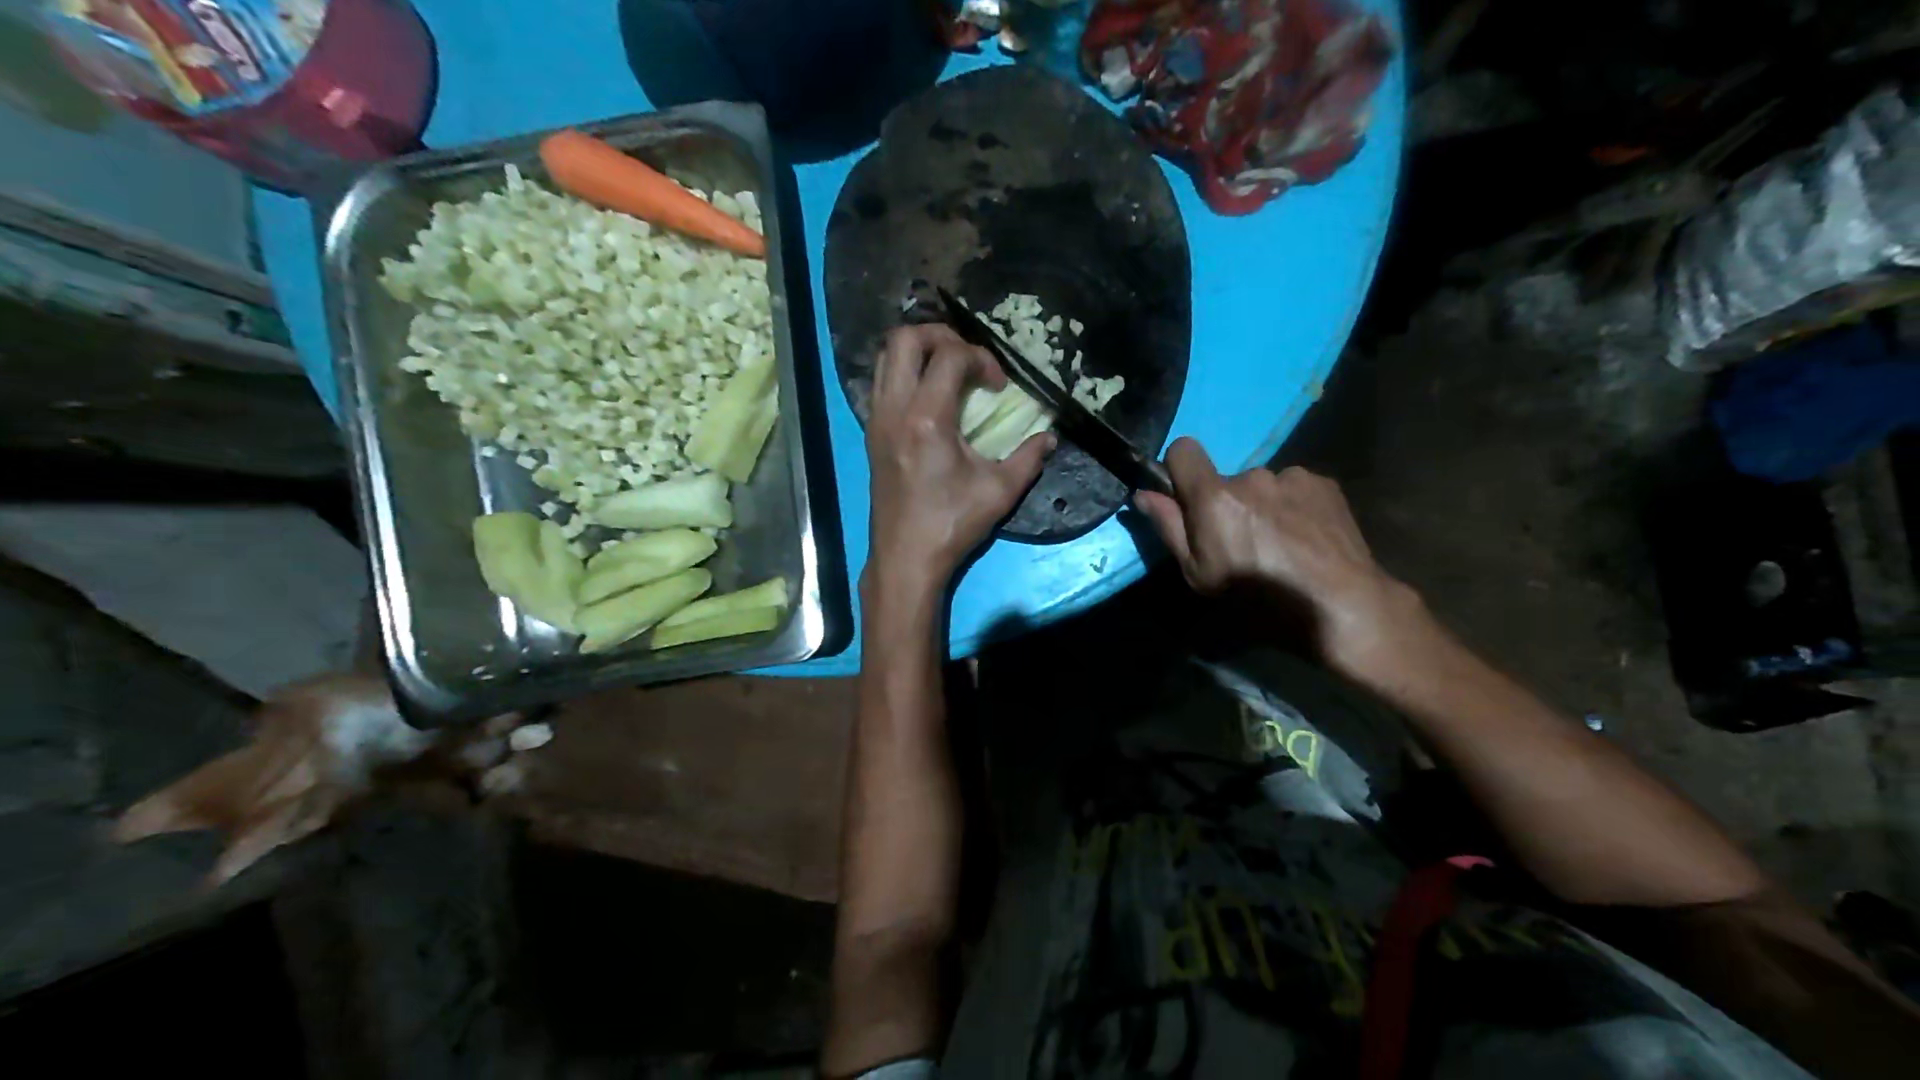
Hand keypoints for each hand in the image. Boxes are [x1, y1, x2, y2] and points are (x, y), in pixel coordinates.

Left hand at [865, 324, 1054, 595]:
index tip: (999, 386)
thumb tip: (1050, 437)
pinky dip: (905, 373)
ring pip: (887, 357)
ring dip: (920, 351)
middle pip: (905, 338)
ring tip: (949, 371)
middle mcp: (894, 409)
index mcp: (926, 418)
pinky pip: (881, 381)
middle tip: (969, 358)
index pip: (950, 355)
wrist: (906, 558)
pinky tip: (931, 397)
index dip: (982, 357)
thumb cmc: (952, 524)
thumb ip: (1029, 457)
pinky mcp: (872, 433)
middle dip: (942, 336)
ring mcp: (876, 420)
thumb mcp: (1000, 491)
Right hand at [1135, 437, 1422, 674]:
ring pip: (1263, 486)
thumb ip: (1169, 527)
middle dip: (1227, 502)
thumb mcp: (1199, 574)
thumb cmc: (1258, 599)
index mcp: (1214, 497)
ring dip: (1263, 505)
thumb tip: (1142, 494)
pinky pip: (1294, 488)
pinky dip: (1293, 506)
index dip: (1179, 468)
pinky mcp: (1323, 483)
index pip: (1183, 449)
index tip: (1186, 497)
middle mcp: (1251, 476)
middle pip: (1226, 479)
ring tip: (1281, 544)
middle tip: (1242, 542)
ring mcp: (1291, 477)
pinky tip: (1306, 538)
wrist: (1339, 605)